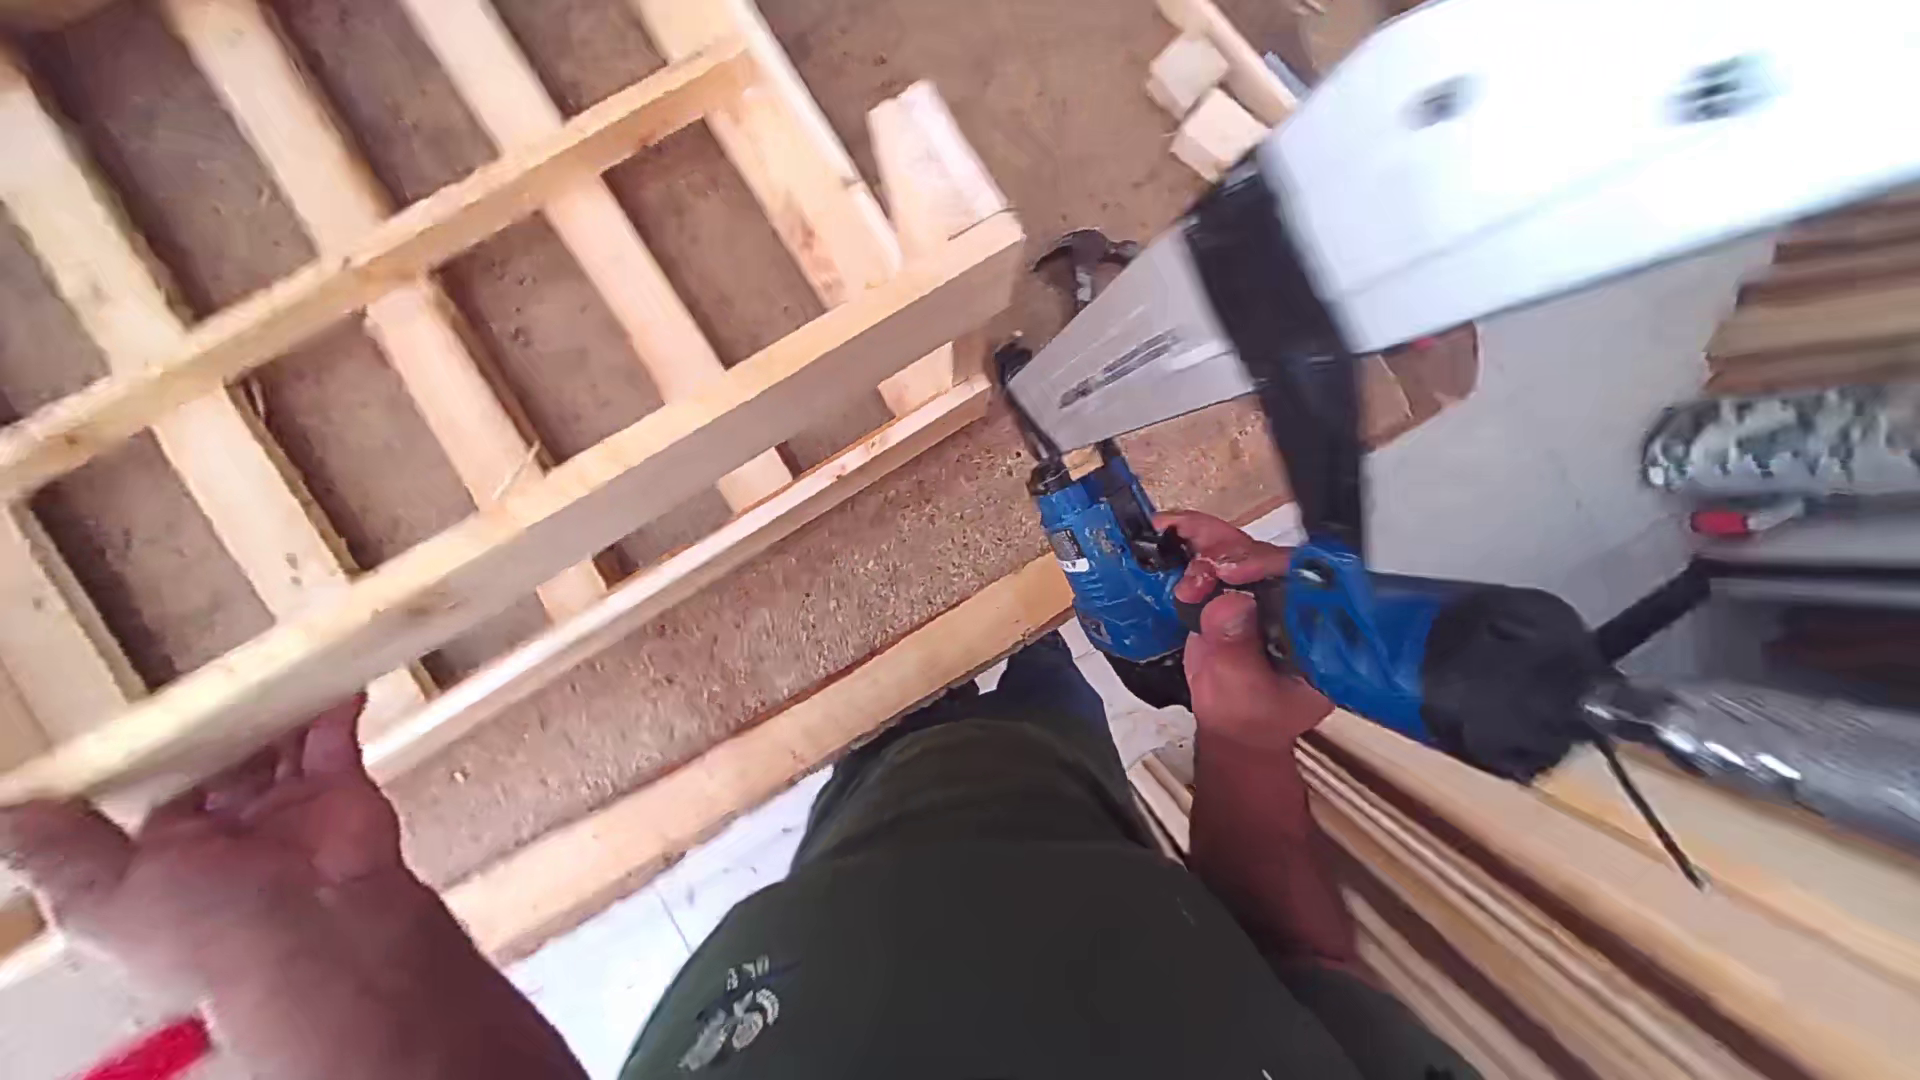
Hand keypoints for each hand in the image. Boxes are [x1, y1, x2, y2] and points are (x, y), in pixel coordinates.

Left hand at [0, 695, 422, 997]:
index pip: (157, 799)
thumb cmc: (208, 925)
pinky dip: (336, 711)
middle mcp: (231, 830)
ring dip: (274, 716)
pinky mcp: (341, 785)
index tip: (147, 726)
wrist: (316, 923)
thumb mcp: (106, 897)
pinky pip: (336, 740)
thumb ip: (64, 851)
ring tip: (268, 677)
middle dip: (221, 731)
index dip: (152, 763)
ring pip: (279, 748)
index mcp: (168, 859)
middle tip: (216, 691)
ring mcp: (291, 805)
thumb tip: (8, 811)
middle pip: (224, 765)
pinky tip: (329, 687)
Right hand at [1156, 511, 1330, 750]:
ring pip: (1242, 547)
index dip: (1272, 565)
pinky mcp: (1236, 584)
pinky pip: (1217, 551)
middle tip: (1199, 573)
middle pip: (1272, 556)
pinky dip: (1192, 538)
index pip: (1308, 580)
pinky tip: (1168, 531)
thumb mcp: (1242, 690)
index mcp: (1316, 627)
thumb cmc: (1248, 714)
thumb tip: (1230, 604)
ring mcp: (1266, 589)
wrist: (1228, 721)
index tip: (1234, 569)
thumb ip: (1236, 649)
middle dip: (1230, 555)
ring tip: (1179, 556)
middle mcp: (1296, 601)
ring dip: (1206, 544)